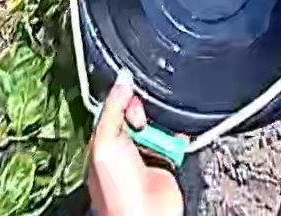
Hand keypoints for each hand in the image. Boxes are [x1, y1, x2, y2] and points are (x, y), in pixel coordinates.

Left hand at [87, 70, 182, 215]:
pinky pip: (174, 138)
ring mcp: (144, 155)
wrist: (147, 215)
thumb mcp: (106, 141)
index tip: (129, 99)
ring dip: (160, 123)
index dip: (123, 99)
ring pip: (155, 123)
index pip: (114, 106)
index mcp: (104, 143)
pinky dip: (177, 136)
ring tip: (158, 133)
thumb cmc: (117, 190)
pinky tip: (174, 139)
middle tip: (141, 123)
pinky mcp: (165, 161)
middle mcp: (123, 148)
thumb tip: (123, 77)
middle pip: (136, 112)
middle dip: (141, 111)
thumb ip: (113, 107)